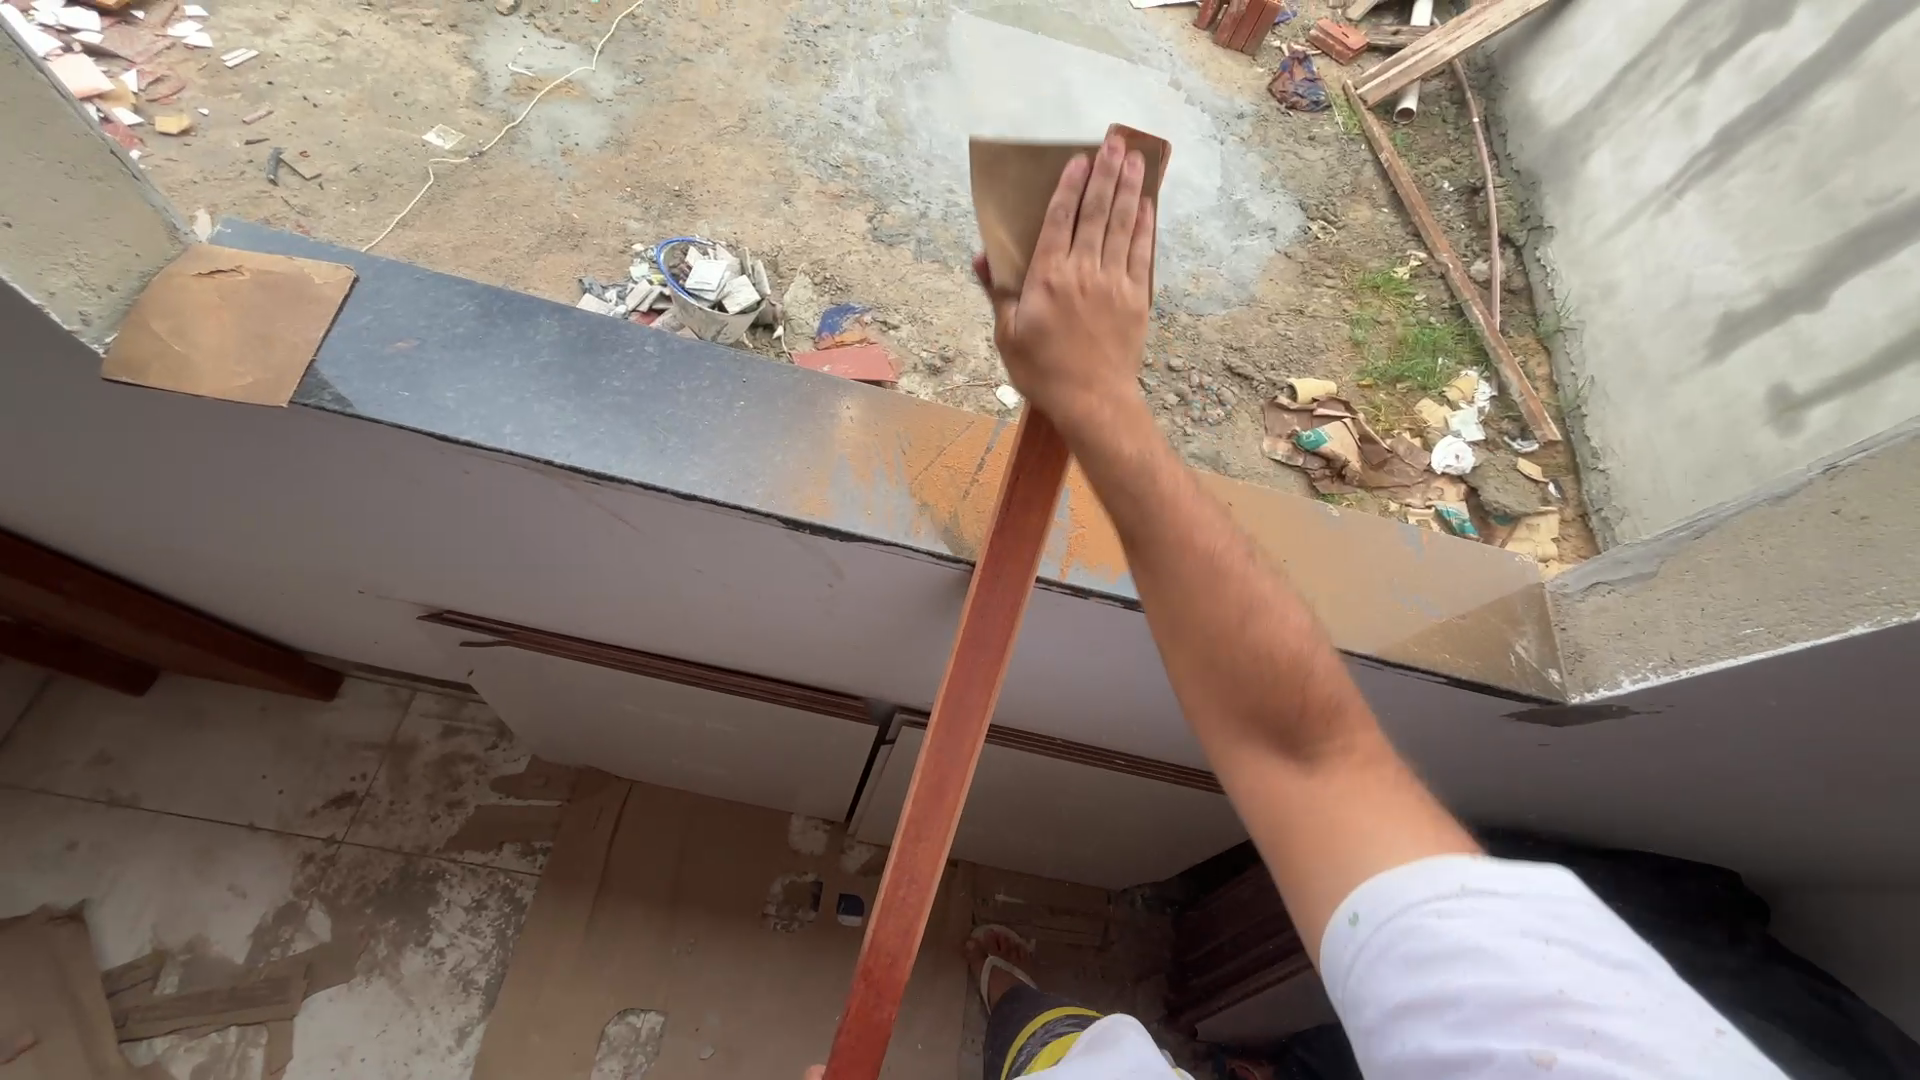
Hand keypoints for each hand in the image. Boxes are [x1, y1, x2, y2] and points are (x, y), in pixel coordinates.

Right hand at [974, 134, 1156, 442]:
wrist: (1092, 401)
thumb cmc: (1043, 372)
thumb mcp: (1007, 335)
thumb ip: (997, 292)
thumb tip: (981, 257)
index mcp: (1048, 278)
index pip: (1059, 220)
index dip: (1069, 186)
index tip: (1079, 158)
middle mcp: (1083, 271)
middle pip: (1096, 212)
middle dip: (1106, 173)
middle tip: (1115, 142)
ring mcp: (1114, 283)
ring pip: (1122, 224)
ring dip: (1129, 188)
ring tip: (1135, 159)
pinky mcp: (1136, 298)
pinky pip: (1142, 252)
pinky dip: (1145, 225)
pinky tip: (1146, 205)